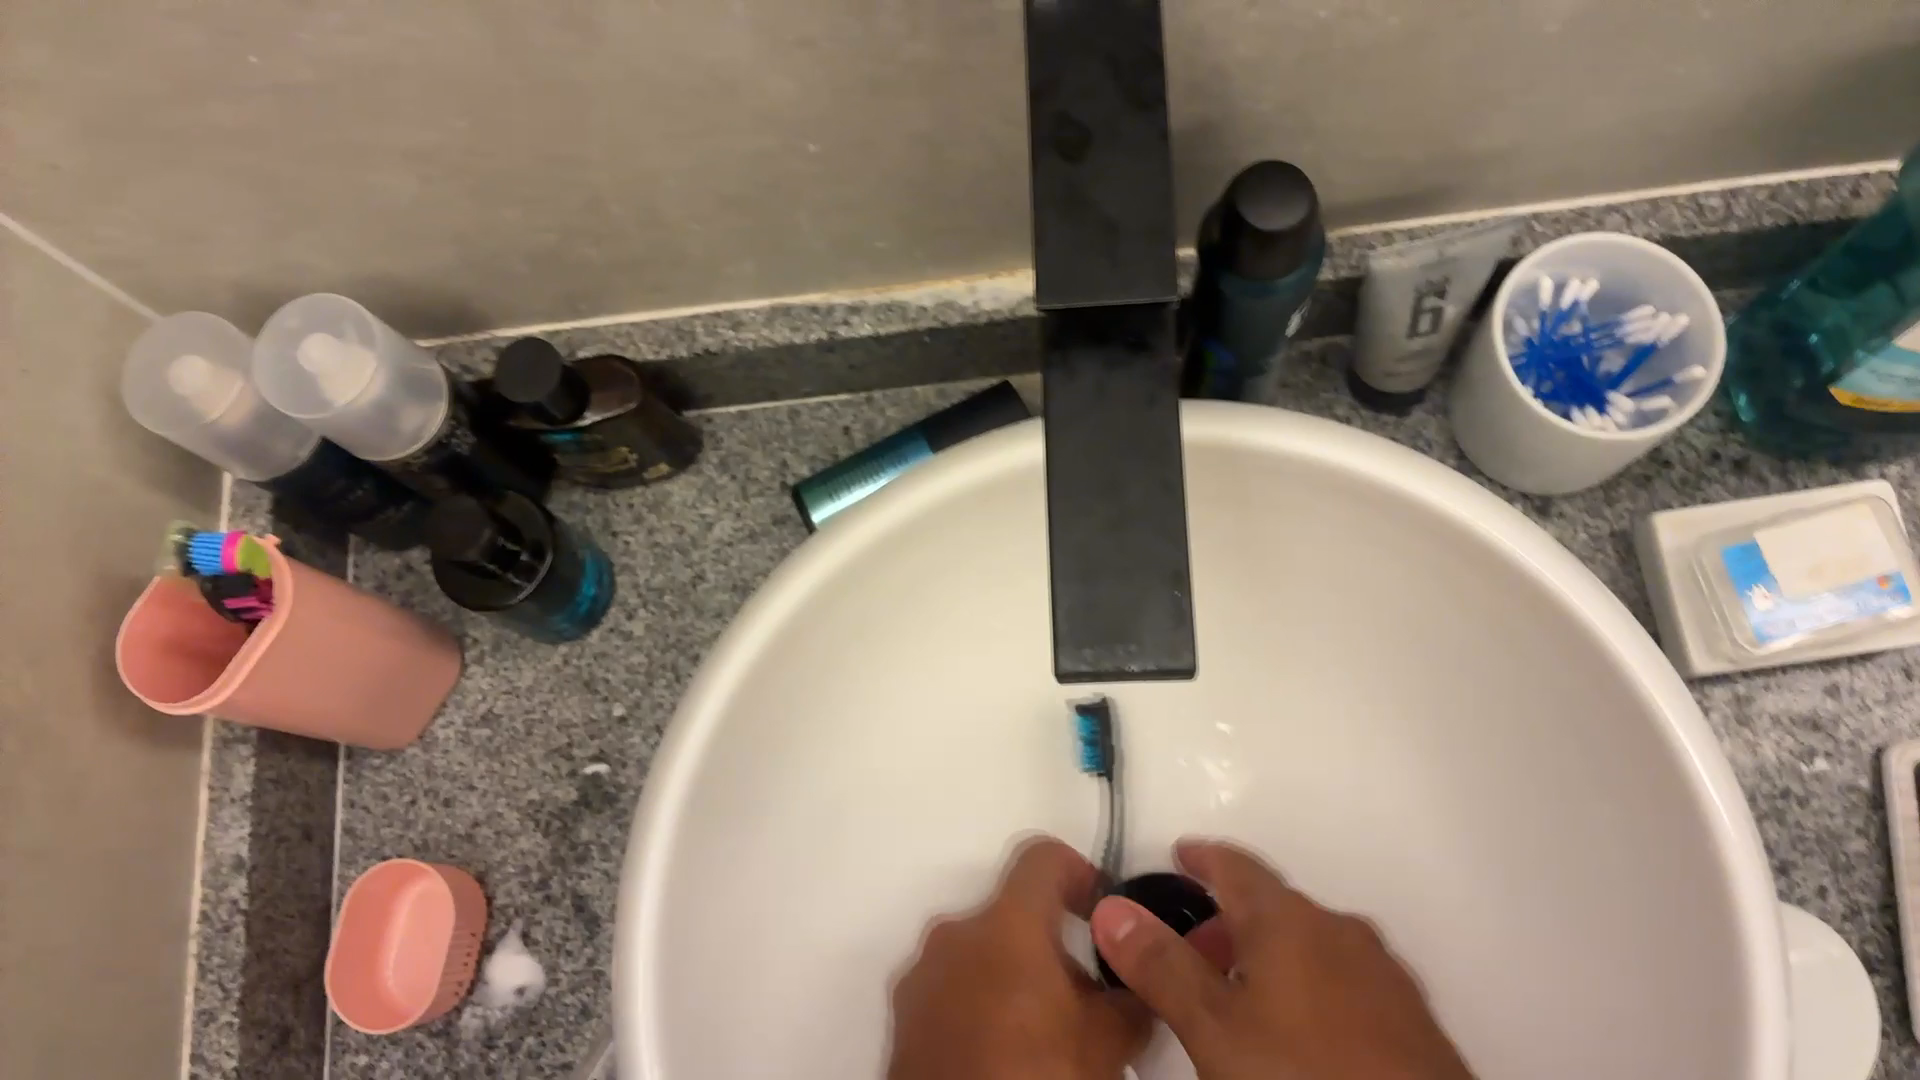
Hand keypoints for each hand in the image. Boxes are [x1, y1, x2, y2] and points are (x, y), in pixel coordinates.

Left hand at [887, 836, 1150, 1079]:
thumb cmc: (1034, 1076)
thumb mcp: (1106, 1044)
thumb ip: (1129, 996)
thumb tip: (1139, 980)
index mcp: (1004, 924)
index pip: (1043, 856)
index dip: (1081, 873)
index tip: (1102, 914)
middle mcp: (953, 933)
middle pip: (1012, 911)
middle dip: (1051, 944)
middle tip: (1083, 996)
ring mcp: (921, 972)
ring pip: (980, 950)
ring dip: (1014, 974)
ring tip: (1043, 1031)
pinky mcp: (902, 1012)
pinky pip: (951, 984)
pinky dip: (979, 1001)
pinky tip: (1002, 1049)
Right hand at [1091, 840, 1473, 1079]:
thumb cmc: (1302, 1077)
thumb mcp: (1214, 1028)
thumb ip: (1160, 965)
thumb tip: (1111, 908)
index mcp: (1289, 921)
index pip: (1236, 865)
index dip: (1203, 856)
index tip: (1180, 854)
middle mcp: (1341, 932)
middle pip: (1275, 906)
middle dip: (1230, 921)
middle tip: (1194, 954)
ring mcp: (1384, 977)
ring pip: (1313, 945)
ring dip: (1271, 956)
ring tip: (1242, 999)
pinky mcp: (1415, 1024)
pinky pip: (1347, 982)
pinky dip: (1311, 987)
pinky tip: (1303, 1036)